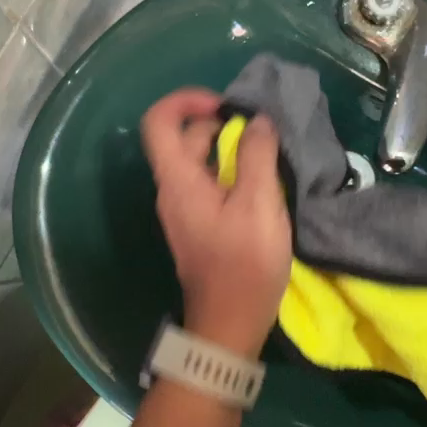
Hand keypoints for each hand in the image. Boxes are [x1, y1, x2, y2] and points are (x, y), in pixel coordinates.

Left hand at [141, 88, 291, 357]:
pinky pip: (208, 186)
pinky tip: (262, 184)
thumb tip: (257, 121)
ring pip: (197, 163)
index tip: (226, 105)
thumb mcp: (259, 205)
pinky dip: (230, 173)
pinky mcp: (199, 227)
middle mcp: (173, 191)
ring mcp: (184, 211)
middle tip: (259, 129)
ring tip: (268, 154)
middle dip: (218, 124)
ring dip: (228, 149)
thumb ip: (257, 156)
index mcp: (178, 181)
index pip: (158, 121)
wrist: (228, 326)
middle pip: (182, 140)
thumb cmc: (244, 264)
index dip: (186, 100)